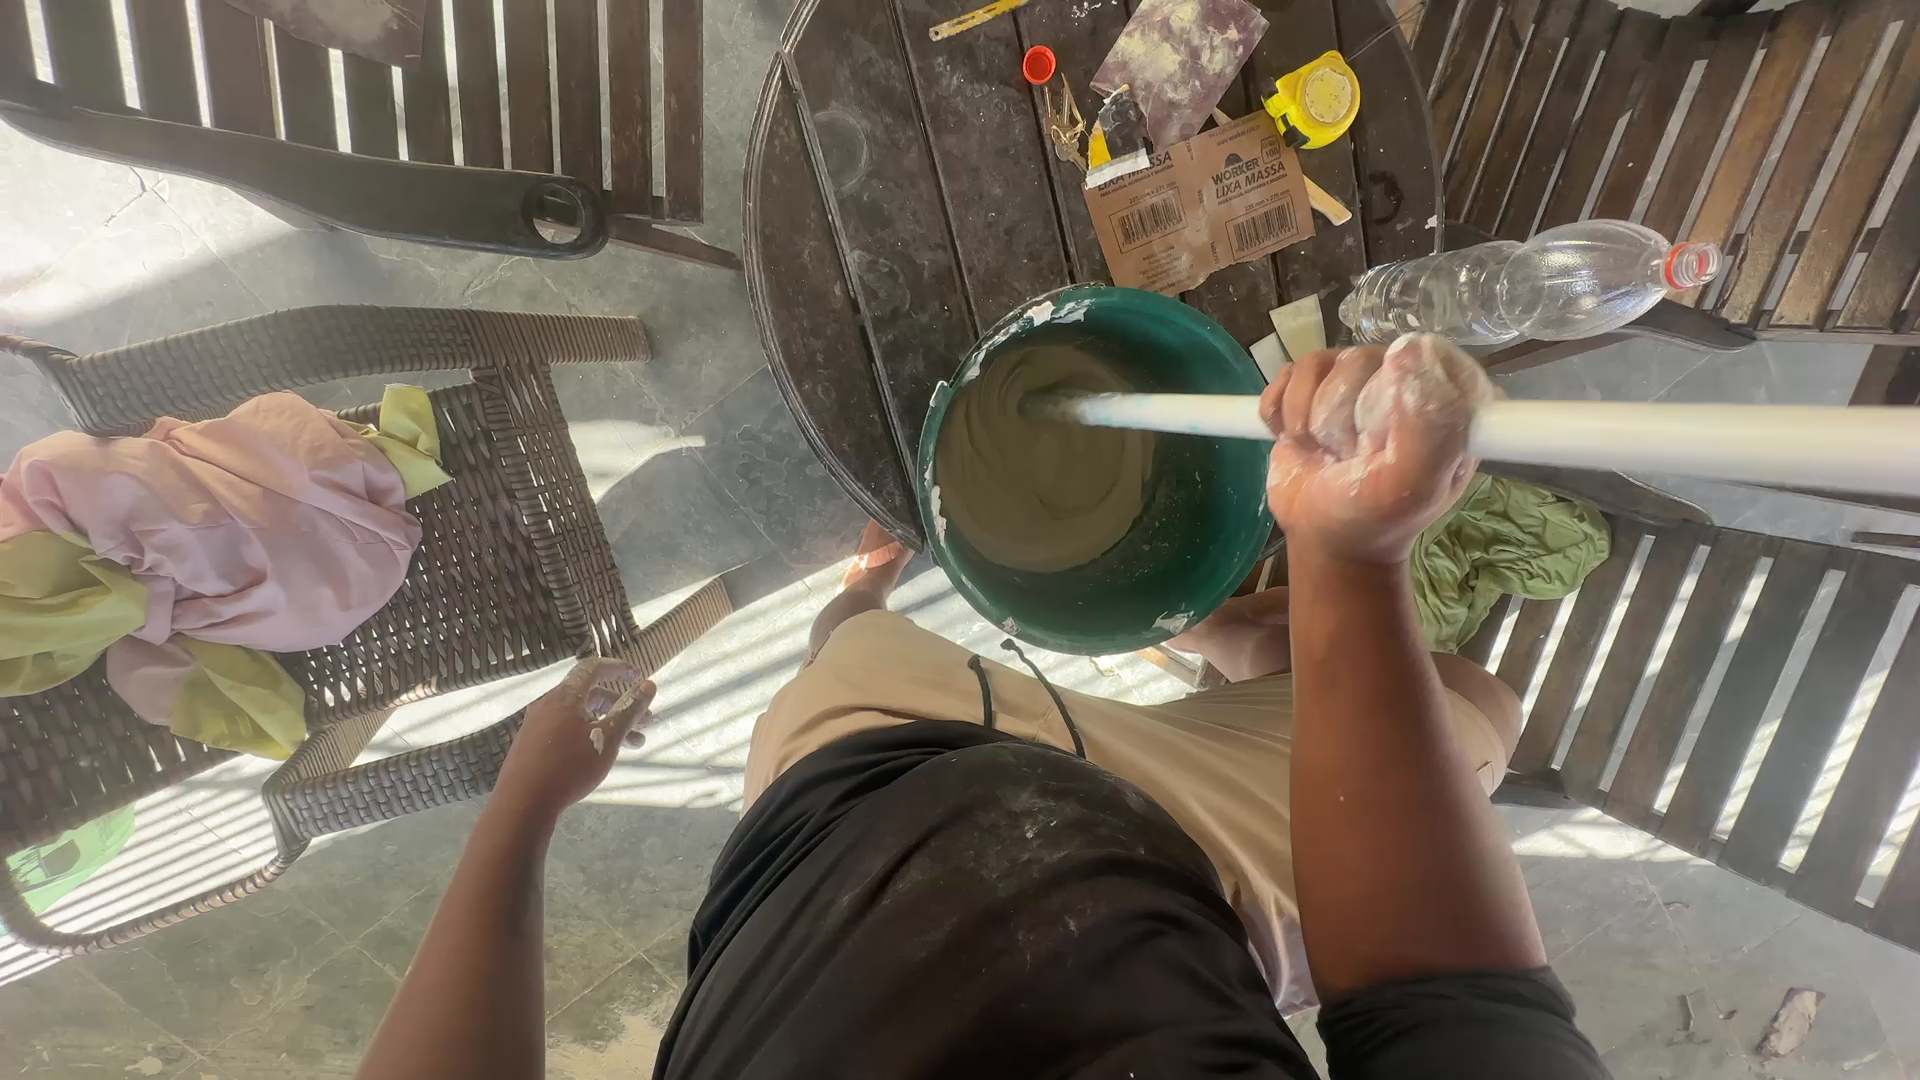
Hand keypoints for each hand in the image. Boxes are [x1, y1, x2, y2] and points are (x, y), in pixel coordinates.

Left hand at [493, 658, 654, 820]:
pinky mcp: (532, 746)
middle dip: (621, 705)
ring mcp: (537, 726)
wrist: (521, 807)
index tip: (639, 678)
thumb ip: (629, 709)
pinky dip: (590, 734)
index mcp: (564, 697)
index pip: (593, 668)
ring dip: (609, 724)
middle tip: (644, 722)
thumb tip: (648, 685)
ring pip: (581, 716)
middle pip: (590, 695)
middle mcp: (547, 706)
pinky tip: (602, 755)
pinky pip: (567, 730)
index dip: (618, 668)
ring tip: (633, 745)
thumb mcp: (607, 738)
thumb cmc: (569, 767)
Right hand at [1261, 334, 1491, 563]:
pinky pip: (1285, 375)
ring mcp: (1356, 382)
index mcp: (1451, 394)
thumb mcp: (1412, 483)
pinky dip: (1276, 413)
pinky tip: (1293, 439)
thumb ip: (1429, 422)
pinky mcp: (1312, 389)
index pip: (1417, 357)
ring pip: (1315, 366)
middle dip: (1337, 418)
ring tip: (1322, 451)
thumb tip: (1407, 345)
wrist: (1321, 537)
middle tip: (1350, 457)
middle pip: (1356, 361)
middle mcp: (1406, 378)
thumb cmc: (1373, 517)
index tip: (1380, 445)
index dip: (1386, 401)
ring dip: (1303, 420)